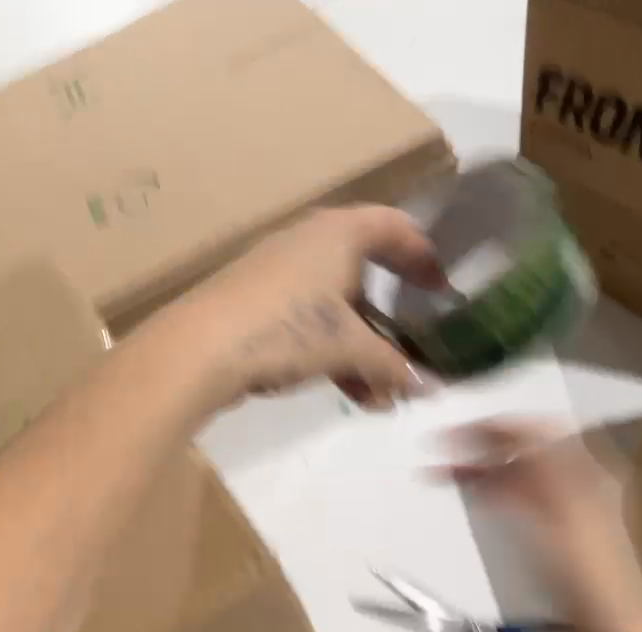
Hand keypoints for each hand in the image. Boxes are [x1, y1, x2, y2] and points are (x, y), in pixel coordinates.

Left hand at [131, 205, 448, 412]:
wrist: (198, 349)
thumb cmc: (286, 329)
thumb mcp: (348, 347)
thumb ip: (392, 365)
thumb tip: (428, 388)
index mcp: (339, 232)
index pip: (395, 227)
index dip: (424, 256)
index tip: (443, 289)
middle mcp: (308, 243)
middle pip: (364, 270)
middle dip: (392, 317)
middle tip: (416, 341)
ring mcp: (277, 275)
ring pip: (334, 307)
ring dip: (363, 349)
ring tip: (383, 394)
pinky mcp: (254, 306)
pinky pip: (306, 324)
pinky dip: (332, 353)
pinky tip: (349, 393)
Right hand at [445, 420, 641, 631]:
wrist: (615, 629)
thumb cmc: (589, 574)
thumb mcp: (558, 515)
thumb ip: (525, 472)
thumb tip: (490, 439)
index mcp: (589, 470)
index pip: (535, 429)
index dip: (491, 427)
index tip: (450, 433)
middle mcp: (583, 481)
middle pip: (526, 449)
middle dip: (483, 446)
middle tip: (441, 451)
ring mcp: (572, 507)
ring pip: (521, 473)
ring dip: (485, 468)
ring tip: (446, 472)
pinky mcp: (561, 533)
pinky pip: (523, 498)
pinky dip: (496, 492)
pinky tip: (474, 497)